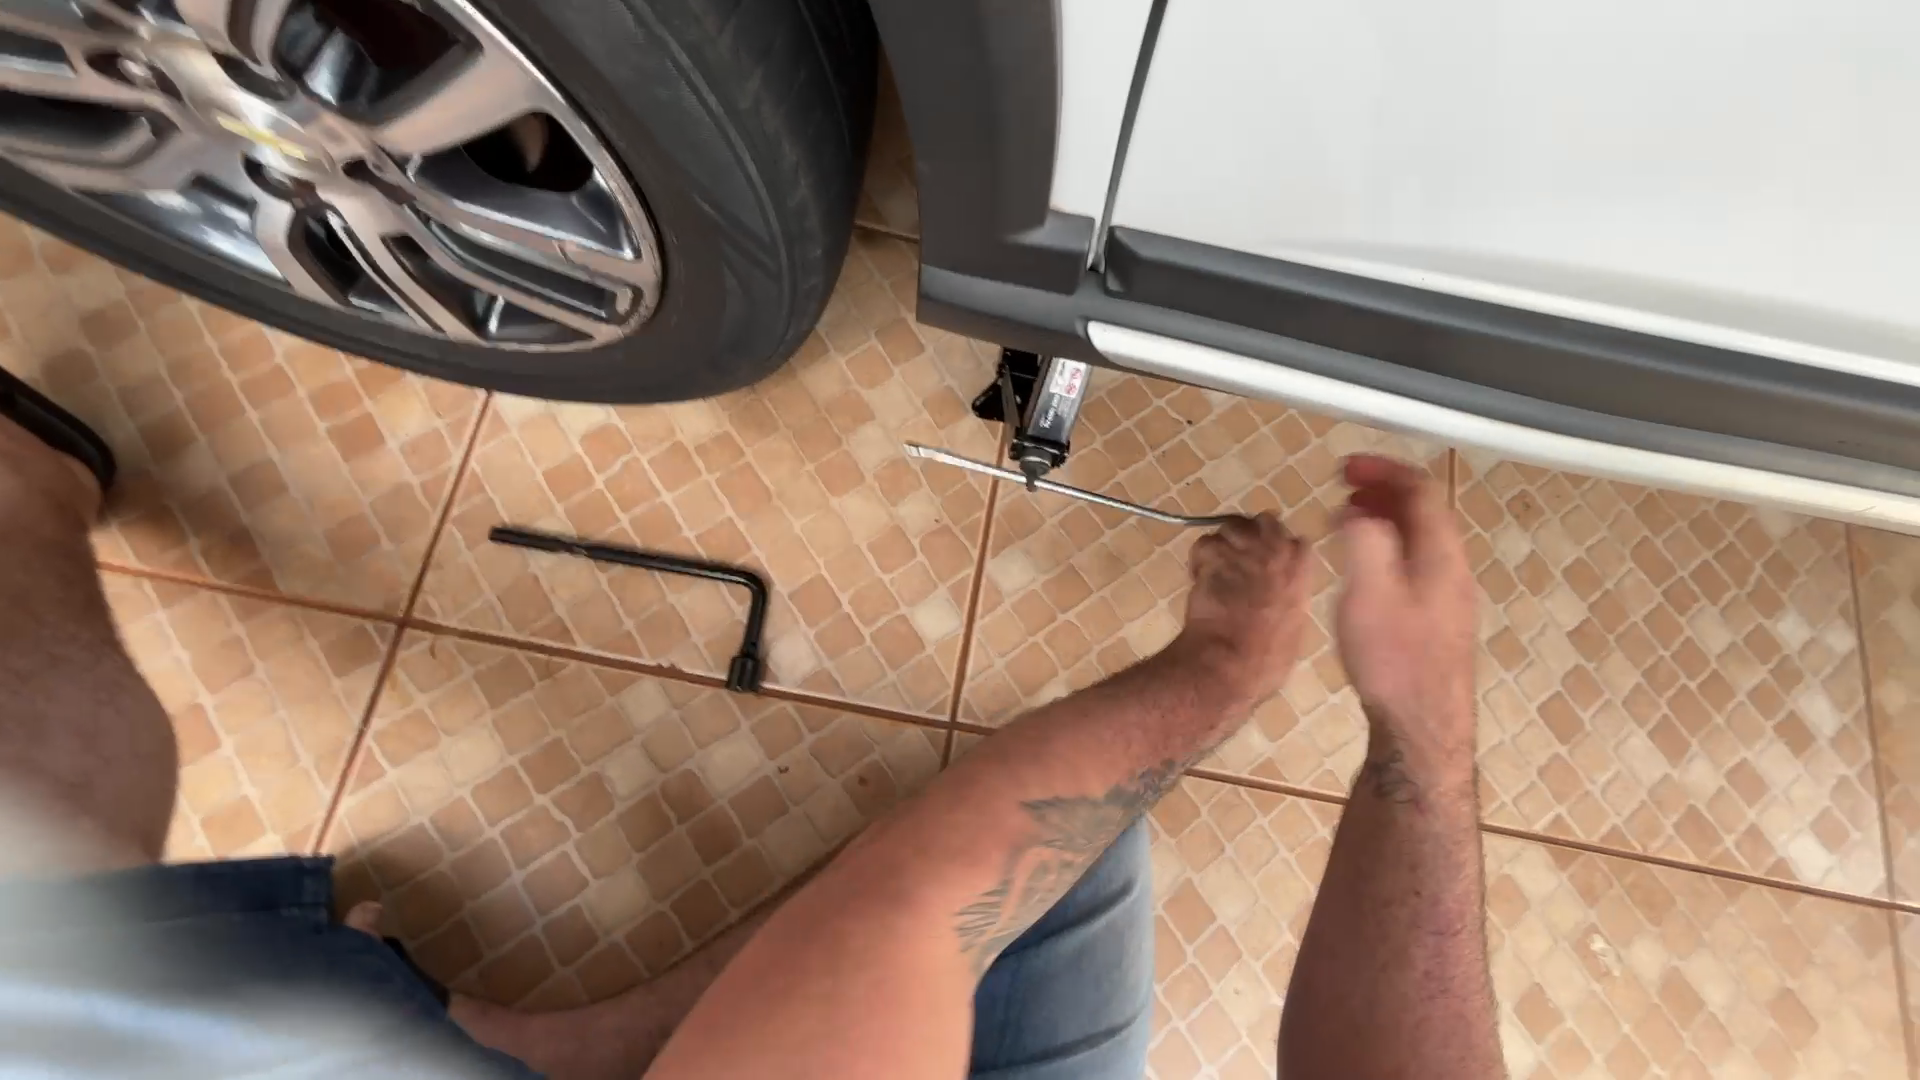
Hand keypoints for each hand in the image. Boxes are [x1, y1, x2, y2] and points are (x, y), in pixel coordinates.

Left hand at [1170, 513, 1310, 710]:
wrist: (1231, 657)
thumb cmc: (1267, 654)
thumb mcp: (1293, 624)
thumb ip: (1288, 598)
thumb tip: (1278, 596)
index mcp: (1301, 570)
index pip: (1293, 540)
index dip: (1275, 548)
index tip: (1265, 561)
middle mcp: (1275, 550)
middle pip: (1261, 522)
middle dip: (1247, 535)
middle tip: (1235, 558)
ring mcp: (1243, 549)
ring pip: (1228, 528)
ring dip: (1220, 546)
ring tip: (1214, 571)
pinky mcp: (1213, 555)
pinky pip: (1204, 544)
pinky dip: (1199, 559)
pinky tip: (1198, 579)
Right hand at [1335, 455, 1476, 772]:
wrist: (1420, 724)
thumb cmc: (1392, 657)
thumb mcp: (1369, 593)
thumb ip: (1365, 542)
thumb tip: (1360, 512)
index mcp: (1440, 555)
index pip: (1420, 491)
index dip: (1384, 470)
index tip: (1344, 467)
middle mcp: (1451, 568)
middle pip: (1424, 511)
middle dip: (1382, 489)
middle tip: (1341, 486)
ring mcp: (1447, 594)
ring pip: (1419, 538)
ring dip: (1383, 517)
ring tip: (1344, 518)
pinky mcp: (1436, 617)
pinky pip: (1413, 561)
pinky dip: (1386, 545)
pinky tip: (1362, 565)